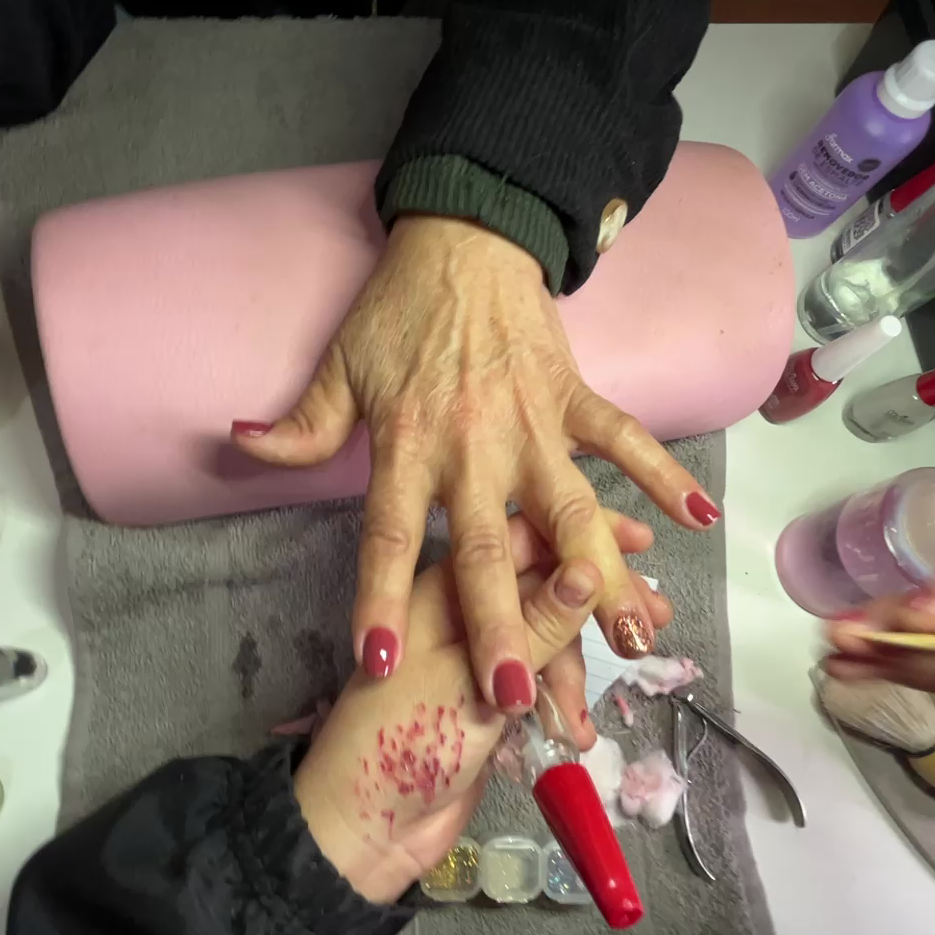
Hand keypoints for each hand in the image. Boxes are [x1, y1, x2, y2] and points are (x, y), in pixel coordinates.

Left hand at [232, 214, 716, 716]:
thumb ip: (299, 423)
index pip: (388, 538)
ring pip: (567, 509)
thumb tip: (239, 444)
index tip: (383, 665)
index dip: (380, 601)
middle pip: (486, 546)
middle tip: (513, 694)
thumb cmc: (398, 310)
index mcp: (407, 444)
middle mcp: (471, 445)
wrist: (464, 240)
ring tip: (627, 637)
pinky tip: (695, 520)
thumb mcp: (338, 366)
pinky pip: (621, 438)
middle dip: (499, 623)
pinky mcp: (574, 395)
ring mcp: (531, 422)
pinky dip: (660, 473)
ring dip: (596, 575)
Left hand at [293, 512, 653, 902]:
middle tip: (655, 620)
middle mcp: (464, 609)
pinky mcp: (486, 696)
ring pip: (544, 643)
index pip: (523, 540)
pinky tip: (575, 735)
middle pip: (543, 591)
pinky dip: (556, 706)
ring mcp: (476, 654)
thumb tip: (591, 564)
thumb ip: (535, 623)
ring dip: (572, 676)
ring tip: (585, 718)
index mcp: (447, 585)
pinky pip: (535, 684)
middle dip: (594, 610)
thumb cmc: (407, 736)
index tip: (640, 543)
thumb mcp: (475, 675)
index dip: (583, 538)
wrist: (367, 824)